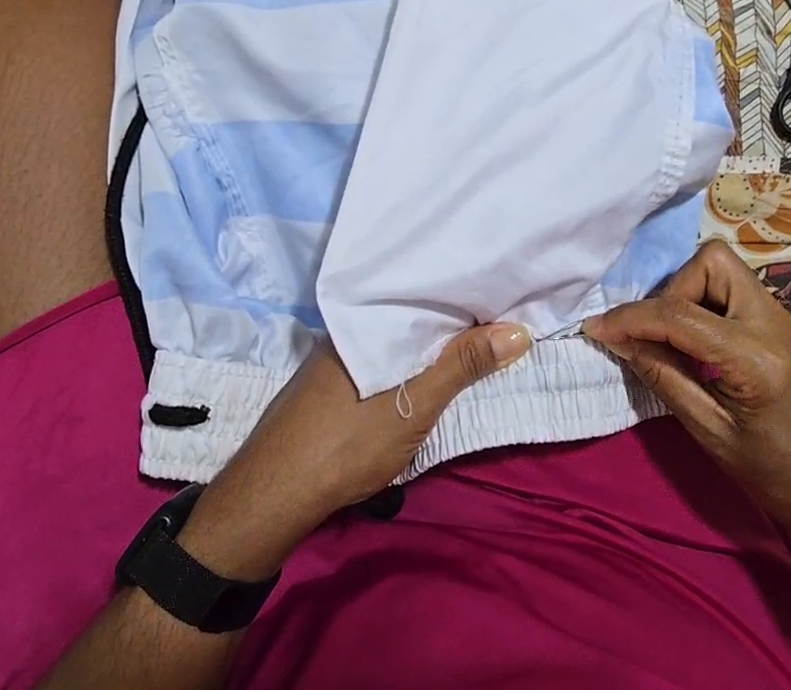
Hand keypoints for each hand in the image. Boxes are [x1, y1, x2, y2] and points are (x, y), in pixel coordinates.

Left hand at [179, 324, 531, 579]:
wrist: (272, 497)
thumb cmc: (346, 444)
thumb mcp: (414, 404)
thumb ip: (462, 366)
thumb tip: (518, 330)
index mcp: (364, 323)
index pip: (422, 294)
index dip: (462, 295)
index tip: (500, 293)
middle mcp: (346, 332)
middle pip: (407, 317)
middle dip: (449, 321)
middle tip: (496, 321)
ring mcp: (333, 361)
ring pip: (391, 341)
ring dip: (427, 346)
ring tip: (471, 343)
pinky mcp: (327, 387)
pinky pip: (377, 360)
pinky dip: (404, 364)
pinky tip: (422, 374)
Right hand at [585, 240, 790, 519]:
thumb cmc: (771, 473)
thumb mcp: (707, 429)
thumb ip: (661, 374)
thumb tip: (615, 337)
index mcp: (757, 358)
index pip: (680, 313)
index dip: (630, 318)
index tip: (596, 328)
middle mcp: (774, 322)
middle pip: (711, 262)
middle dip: (671, 290)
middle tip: (655, 336)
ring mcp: (782, 317)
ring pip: (722, 269)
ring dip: (687, 294)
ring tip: (673, 340)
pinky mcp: (780, 322)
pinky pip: (732, 290)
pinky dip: (704, 305)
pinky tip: (695, 343)